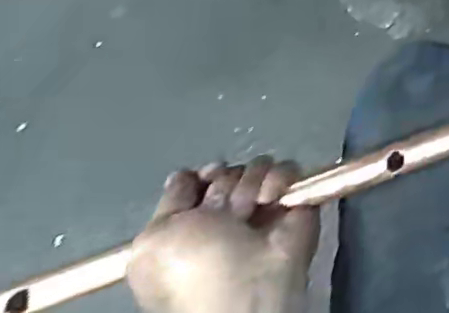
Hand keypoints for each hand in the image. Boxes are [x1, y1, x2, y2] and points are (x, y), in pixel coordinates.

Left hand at [127, 156, 317, 312]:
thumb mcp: (154, 241)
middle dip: (226, 185)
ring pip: (258, 166)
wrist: (246, 282)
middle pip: (228, 171)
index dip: (200, 177)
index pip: (197, 181)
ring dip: (251, 185)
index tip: (204, 180)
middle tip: (224, 213)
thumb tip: (183, 175)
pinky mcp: (294, 197)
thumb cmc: (191, 267)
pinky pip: (288, 169)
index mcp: (189, 226)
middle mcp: (225, 213)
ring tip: (249, 212)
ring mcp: (262, 205)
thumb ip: (168, 202)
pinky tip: (272, 199)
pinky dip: (279, 179)